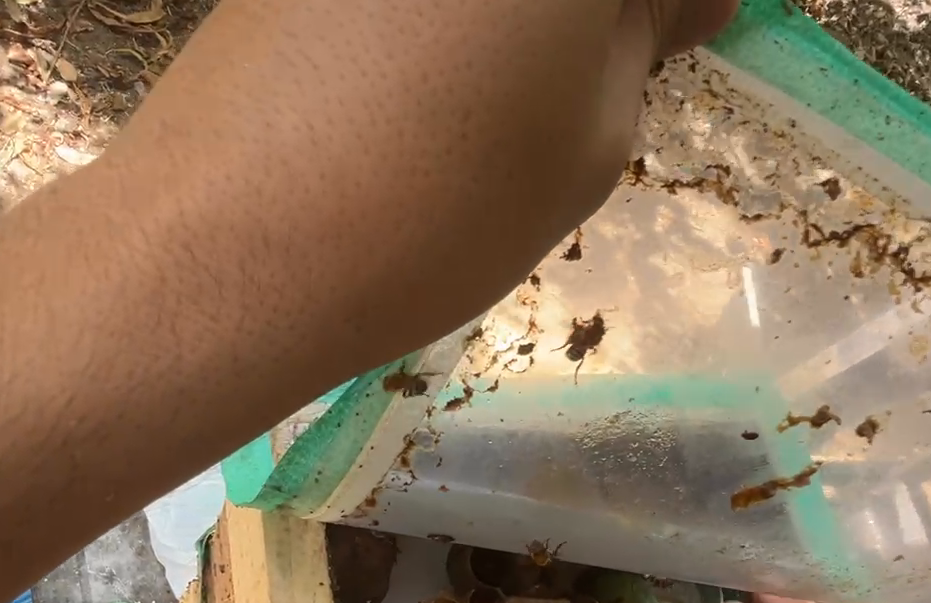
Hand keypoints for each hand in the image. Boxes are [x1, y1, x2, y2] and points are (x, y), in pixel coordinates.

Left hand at [96, 0, 738, 366]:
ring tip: (508, 96)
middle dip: (598, 9)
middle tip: (609, 65)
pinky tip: (431, 84)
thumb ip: (640, 48)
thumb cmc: (443, 206)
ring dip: (517, 19)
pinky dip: (445, 18)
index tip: (690, 31)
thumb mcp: (587, 146)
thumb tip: (666, 5)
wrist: (240, 249)